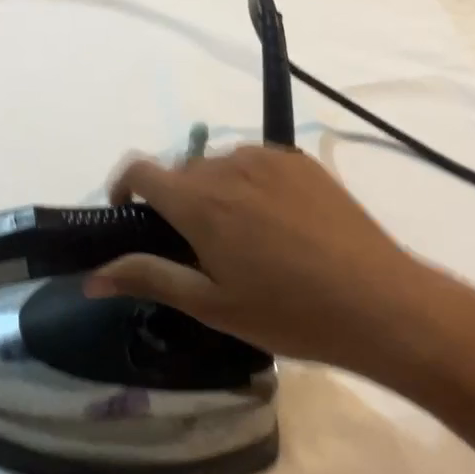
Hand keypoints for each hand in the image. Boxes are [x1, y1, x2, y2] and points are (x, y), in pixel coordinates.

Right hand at [87, 146, 474, 388]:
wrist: (384, 305)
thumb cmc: (290, 314)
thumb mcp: (212, 305)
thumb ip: (148, 277)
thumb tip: (91, 277)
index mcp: (200, 201)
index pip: (140, 169)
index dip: (124, 188)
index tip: (130, 218)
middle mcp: (229, 166)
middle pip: (181, 171)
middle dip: (175, 201)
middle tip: (196, 249)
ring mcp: (269, 159)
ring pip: (219, 165)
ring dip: (213, 191)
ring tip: (241, 239)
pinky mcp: (302, 162)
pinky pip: (256, 163)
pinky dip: (249, 184)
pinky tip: (276, 225)